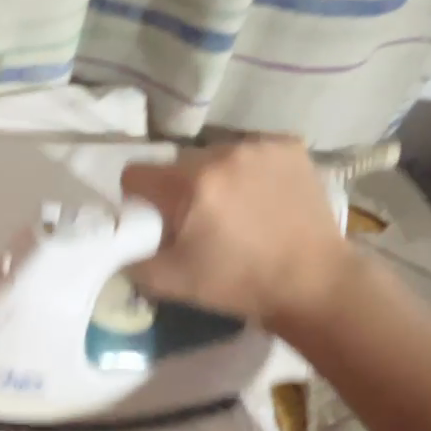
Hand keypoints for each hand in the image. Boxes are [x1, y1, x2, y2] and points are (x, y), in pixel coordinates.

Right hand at [121, 140, 358, 332]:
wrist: (311, 282)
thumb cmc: (236, 283)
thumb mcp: (170, 282)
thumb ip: (131, 263)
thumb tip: (118, 249)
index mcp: (189, 183)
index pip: (136, 173)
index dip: (135, 197)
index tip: (151, 218)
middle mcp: (223, 153)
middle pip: (177, 163)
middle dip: (178, 188)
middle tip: (195, 220)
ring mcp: (260, 146)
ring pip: (215, 155)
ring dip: (213, 177)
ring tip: (231, 209)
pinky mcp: (291, 147)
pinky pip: (251, 152)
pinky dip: (248, 171)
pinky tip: (260, 197)